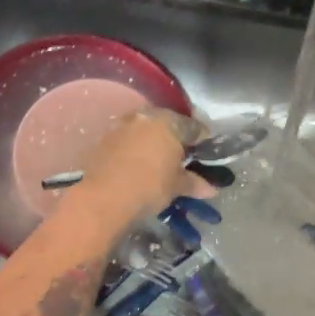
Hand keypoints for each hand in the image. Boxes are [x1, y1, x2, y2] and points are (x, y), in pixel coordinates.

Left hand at [76, 109, 211, 218]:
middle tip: (179, 153)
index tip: (204, 149)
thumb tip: (211, 189)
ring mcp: (122, 125)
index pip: (193, 127)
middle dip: (174, 135)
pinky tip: (135, 163)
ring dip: (151, 139)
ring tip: (156, 158)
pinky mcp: (103, 138)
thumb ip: (193, 183)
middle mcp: (145, 117)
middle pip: (166, 122)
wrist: (103, 198)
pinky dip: (133, 147)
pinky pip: (125, 138)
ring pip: (143, 128)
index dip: (201, 138)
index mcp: (169, 123)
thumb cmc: (149, 188)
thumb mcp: (175, 187)